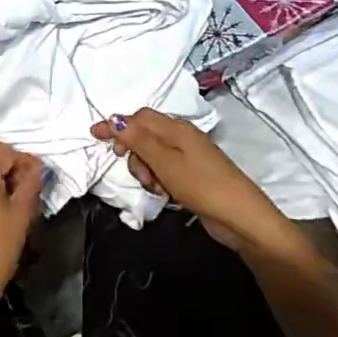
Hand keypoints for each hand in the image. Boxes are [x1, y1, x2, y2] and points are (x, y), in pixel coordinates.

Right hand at [90, 109, 315, 264]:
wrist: (243, 219)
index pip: (138, 117)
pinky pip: (164, 170)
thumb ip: (138, 140)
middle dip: (134, 153)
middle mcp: (182, 137)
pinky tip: (166, 194)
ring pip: (152, 155)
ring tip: (157, 188)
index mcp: (176, 128)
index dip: (116, 124)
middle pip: (144, 135)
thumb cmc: (203, 186)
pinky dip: (159, 179)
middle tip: (140, 174)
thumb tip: (114, 119)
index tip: (94, 135)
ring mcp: (189, 156)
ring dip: (146, 170)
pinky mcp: (192, 175)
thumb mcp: (165, 162)